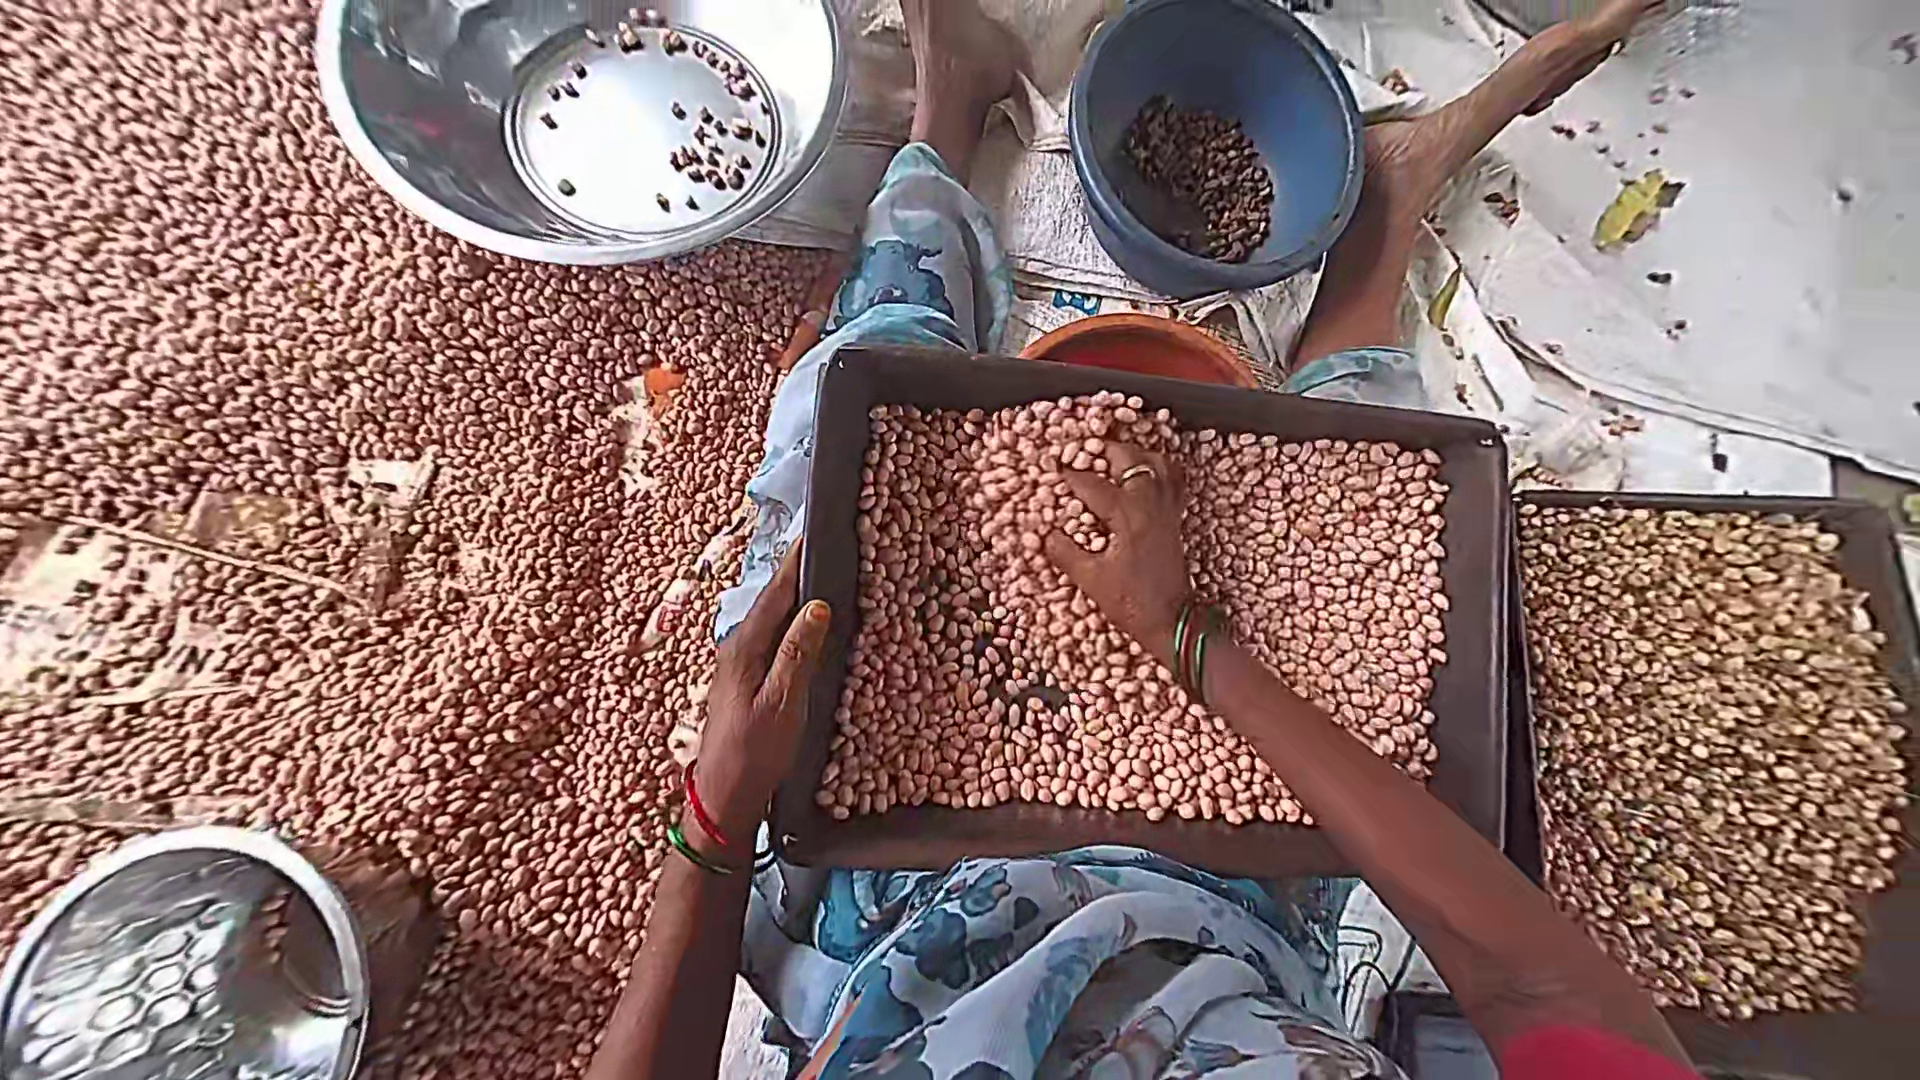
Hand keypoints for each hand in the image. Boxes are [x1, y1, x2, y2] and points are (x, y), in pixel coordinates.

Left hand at [695, 541, 831, 847]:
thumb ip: (797, 653)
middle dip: (800, 569)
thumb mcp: (782, 704)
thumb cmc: (755, 752)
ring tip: (825, 572)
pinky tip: (810, 619)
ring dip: (798, 592)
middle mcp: (740, 646)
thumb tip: (818, 605)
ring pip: (775, 615)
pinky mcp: (749, 674)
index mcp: (746, 646)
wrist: (724, 795)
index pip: (777, 592)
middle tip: (829, 545)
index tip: (817, 531)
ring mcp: (742, 660)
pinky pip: (775, 633)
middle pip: (774, 597)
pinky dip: (794, 618)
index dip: (797, 560)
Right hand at [1042, 442, 1191, 665]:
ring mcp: (1166, 510)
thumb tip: (1046, 534)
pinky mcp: (1174, 520)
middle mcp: (1149, 505)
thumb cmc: (1131, 601)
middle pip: (1130, 460)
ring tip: (1115, 457)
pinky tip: (1146, 475)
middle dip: (1104, 451)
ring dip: (1135, 456)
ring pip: (1157, 465)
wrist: (1172, 620)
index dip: (1070, 475)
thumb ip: (1065, 552)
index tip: (1053, 469)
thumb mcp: (1090, 579)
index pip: (1092, 484)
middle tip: (1085, 451)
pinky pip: (1173, 482)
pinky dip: (1160, 471)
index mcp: (1127, 516)